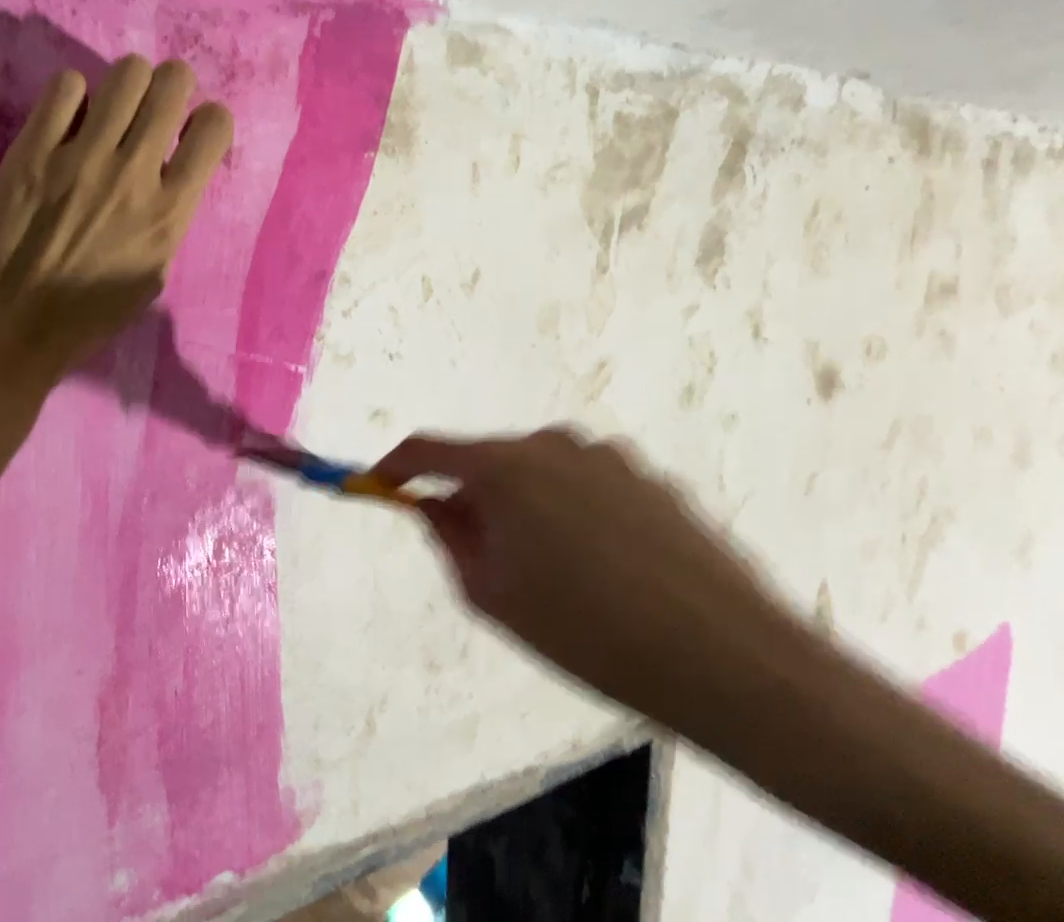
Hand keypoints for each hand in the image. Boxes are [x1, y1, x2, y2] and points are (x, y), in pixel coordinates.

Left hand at [0, 55, 232, 386]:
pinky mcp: (32, 151)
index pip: (215, 125)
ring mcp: (81, 158)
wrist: (12, 329)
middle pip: (173, 81)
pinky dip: (71, 97)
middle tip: (148, 113)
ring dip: (125, 86)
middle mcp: (133, 173)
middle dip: (169, 89)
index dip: (205, 122)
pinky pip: (66, 85)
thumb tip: (166, 173)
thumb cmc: (87, 316)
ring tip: (107, 114)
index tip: (186, 135)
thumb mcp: (152, 275)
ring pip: (126, 72)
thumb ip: (167, 216)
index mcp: (170, 212)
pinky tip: (64, 125)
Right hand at [373, 428, 798, 725]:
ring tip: (547, 572)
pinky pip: (586, 488)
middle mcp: (555, 446)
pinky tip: (600, 572)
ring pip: (539, 474)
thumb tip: (433, 506)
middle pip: (488, 460)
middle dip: (469, 496)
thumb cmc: (584, 629)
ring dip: (523, 506)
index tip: (378, 486)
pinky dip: (570, 515)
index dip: (395, 467)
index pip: (427, 449)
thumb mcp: (490, 592)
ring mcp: (611, 460)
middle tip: (475, 552)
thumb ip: (449, 537)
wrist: (726, 659)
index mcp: (504, 468)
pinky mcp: (654, 482)